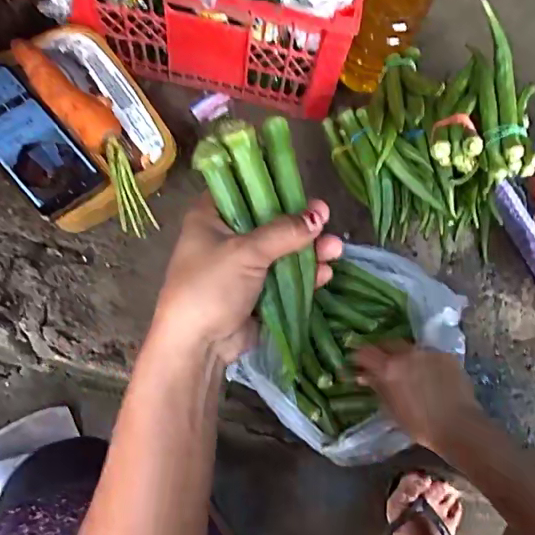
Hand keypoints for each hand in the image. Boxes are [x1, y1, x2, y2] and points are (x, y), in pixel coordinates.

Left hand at [148, 194, 342, 364]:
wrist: (199, 345)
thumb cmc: (211, 287)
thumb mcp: (246, 252)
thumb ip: (285, 232)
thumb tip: (320, 215)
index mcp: (212, 217)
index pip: (245, 190)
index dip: (275, 188)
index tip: (305, 191)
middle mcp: (227, 238)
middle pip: (271, 223)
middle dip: (301, 225)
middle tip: (328, 222)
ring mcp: (244, 267)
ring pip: (283, 252)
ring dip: (309, 252)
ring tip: (336, 250)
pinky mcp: (258, 292)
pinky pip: (286, 278)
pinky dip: (305, 275)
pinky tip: (325, 273)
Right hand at [352, 342, 486, 452]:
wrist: (458, 425)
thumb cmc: (420, 424)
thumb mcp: (392, 408)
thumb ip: (378, 387)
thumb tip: (364, 376)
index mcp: (389, 368)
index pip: (365, 352)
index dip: (359, 357)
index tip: (358, 364)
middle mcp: (408, 353)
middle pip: (387, 343)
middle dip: (381, 351)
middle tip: (381, 365)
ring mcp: (429, 352)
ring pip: (410, 347)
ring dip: (404, 355)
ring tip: (407, 370)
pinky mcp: (447, 355)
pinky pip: (429, 353)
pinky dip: (424, 361)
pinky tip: (429, 374)